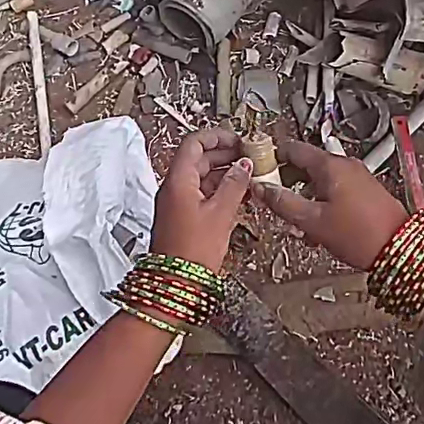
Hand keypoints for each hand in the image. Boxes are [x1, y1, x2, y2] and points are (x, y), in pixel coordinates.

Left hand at [151, 128, 251, 272]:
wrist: (176, 285)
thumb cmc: (193, 252)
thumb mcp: (221, 213)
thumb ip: (234, 185)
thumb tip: (244, 165)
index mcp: (178, 180)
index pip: (194, 144)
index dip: (217, 137)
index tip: (238, 140)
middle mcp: (174, 188)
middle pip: (199, 159)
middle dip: (225, 155)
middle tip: (250, 157)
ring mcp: (177, 203)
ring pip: (202, 177)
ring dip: (225, 173)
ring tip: (250, 176)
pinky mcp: (183, 217)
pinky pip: (202, 194)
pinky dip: (221, 190)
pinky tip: (240, 195)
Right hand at [254, 141, 406, 269]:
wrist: (400, 249)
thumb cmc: (360, 234)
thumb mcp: (313, 221)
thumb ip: (283, 203)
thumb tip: (260, 189)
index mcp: (330, 165)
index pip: (293, 149)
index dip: (272, 157)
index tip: (258, 170)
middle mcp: (345, 165)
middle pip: (306, 166)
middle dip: (287, 184)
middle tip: (273, 202)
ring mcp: (357, 178)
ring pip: (319, 182)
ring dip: (304, 199)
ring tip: (297, 225)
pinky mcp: (364, 192)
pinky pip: (334, 192)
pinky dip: (321, 204)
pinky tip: (317, 229)